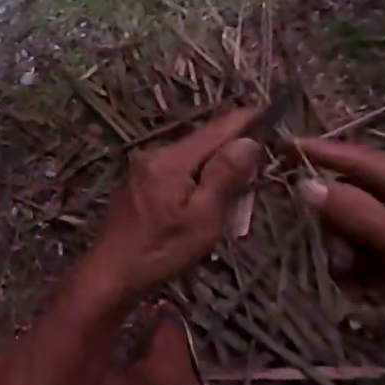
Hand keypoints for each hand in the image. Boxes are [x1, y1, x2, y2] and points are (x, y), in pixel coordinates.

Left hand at [78, 108, 262, 298]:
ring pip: (192, 156)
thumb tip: (248, 141)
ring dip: (216, 166)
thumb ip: (225, 177)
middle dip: (233, 149)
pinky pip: (178, 169)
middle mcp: (155, 153)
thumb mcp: (203, 218)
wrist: (112, 270)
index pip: (217, 128)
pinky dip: (198, 177)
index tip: (272, 114)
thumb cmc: (160, 249)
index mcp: (171, 159)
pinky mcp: (140, 181)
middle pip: (204, 141)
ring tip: (238, 188)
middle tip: (260, 166)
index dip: (246, 120)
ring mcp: (144, 166)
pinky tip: (206, 197)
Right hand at [292, 138, 384, 352]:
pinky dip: (367, 265)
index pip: (360, 158)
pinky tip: (372, 289)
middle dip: (339, 226)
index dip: (319, 152)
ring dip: (351, 252)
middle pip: (357, 193)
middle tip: (343, 264)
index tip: (279, 145)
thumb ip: (357, 214)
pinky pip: (378, 244)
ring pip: (362, 222)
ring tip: (360, 285)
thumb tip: (307, 183)